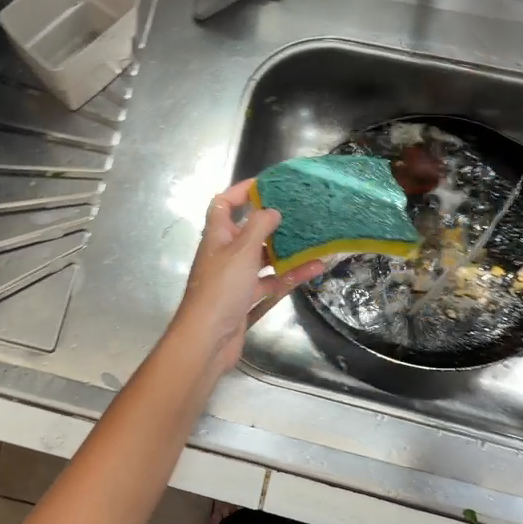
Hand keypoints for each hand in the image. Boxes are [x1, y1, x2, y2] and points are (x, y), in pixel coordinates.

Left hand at [171, 180, 327, 369]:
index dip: (241, 191)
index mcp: (216, 236)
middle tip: (300, 212)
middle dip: (272, 221)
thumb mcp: (241, 251)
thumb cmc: (221, 289)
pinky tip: (315, 268)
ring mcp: (236, 277)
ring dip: (286, 249)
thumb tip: (272, 210)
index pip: (224, 204)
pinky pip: (272, 281)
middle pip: (248, 230)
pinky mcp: (246, 298)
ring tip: (314, 238)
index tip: (267, 184)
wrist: (207, 339)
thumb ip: (258, 227)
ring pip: (264, 257)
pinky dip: (290, 275)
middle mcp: (225, 253)